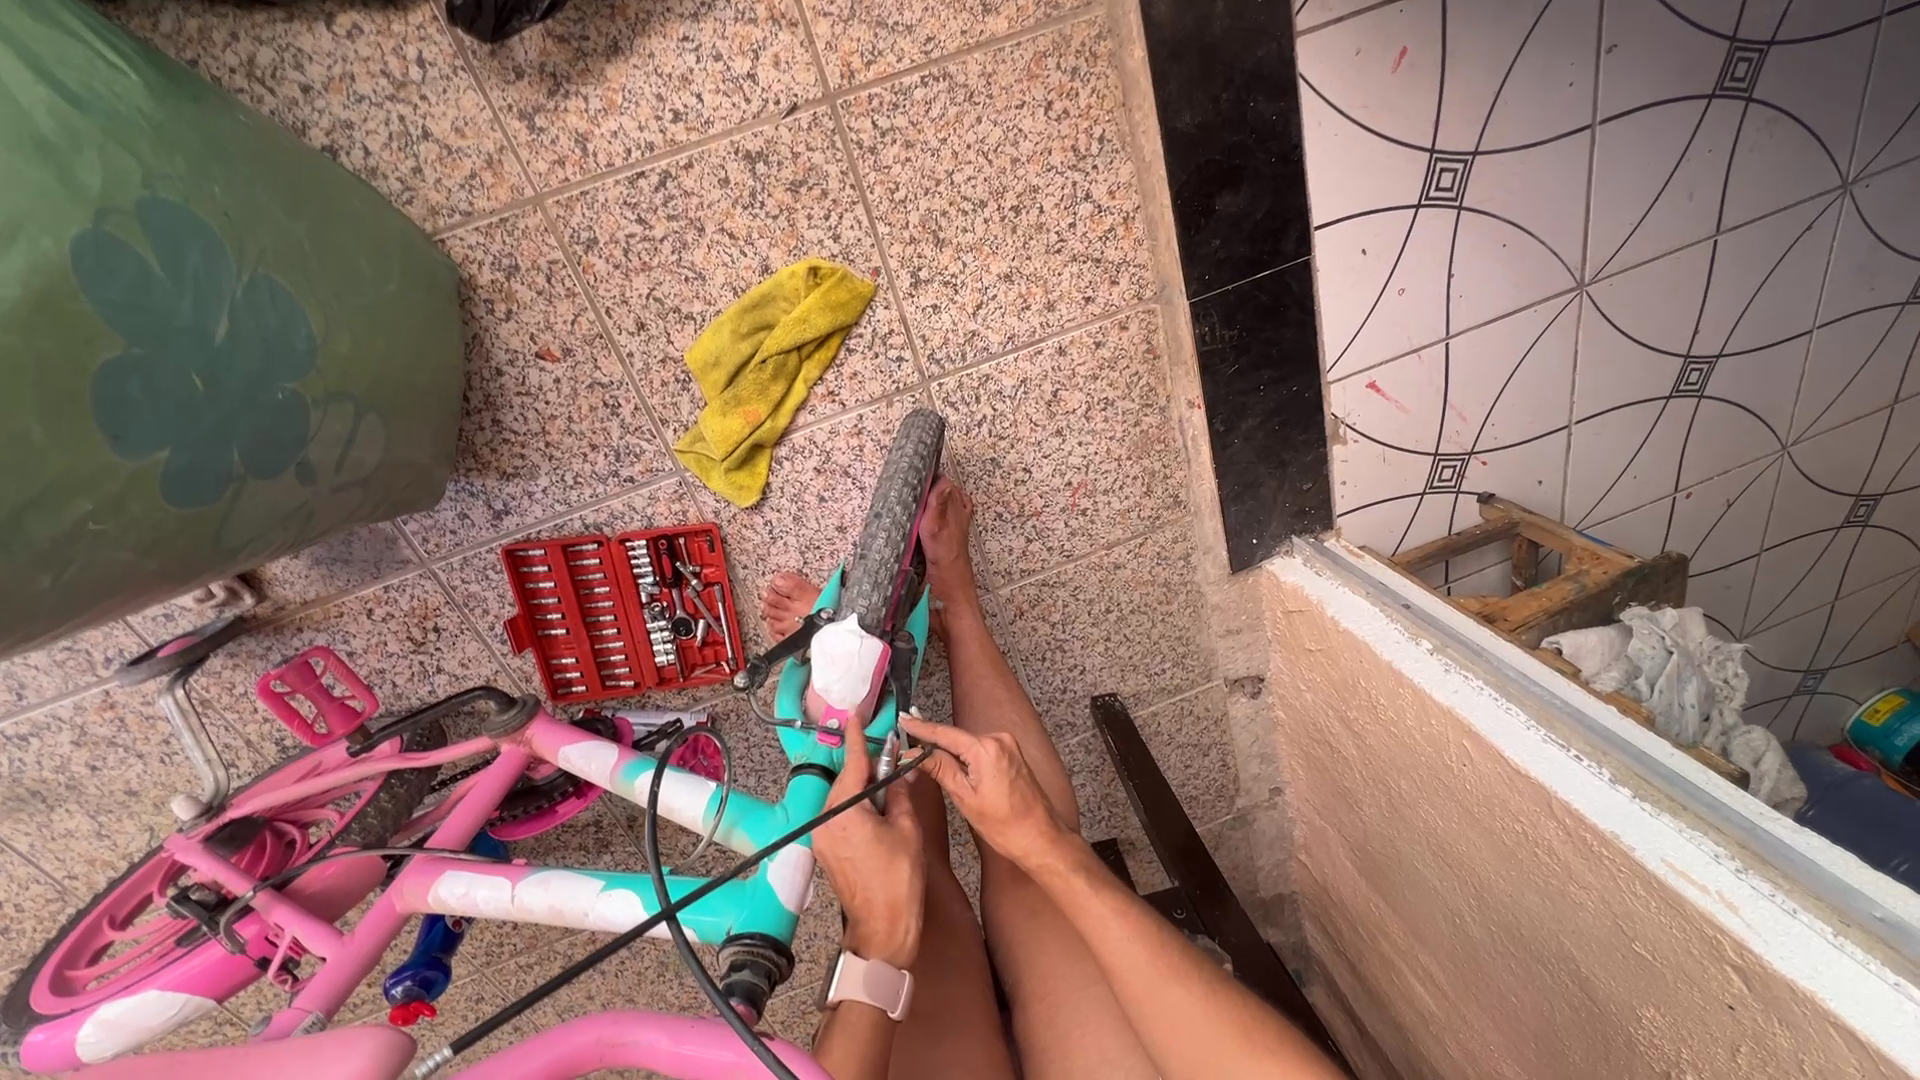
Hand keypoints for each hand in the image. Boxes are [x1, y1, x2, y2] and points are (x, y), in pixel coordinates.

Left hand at [811, 725, 924, 967]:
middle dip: (866, 767)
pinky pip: (840, 816)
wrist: (883, 929)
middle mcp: (826, 822)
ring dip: (862, 788)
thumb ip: (899, 794)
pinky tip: (876, 809)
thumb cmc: (898, 881)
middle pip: (846, 781)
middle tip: (888, 756)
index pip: (853, 764)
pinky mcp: (827, 851)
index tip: (855, 715)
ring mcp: (823, 838)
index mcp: (845, 812)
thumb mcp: (906, 828)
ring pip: (842, 799)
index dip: (857, 738)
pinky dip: (856, 807)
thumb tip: (900, 771)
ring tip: (887, 786)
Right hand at [898, 713, 1074, 869]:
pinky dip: (966, 756)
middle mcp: (999, 739)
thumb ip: (939, 768)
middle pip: (956, 737)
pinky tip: (955, 768)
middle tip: (908, 748)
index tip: (903, 719)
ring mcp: (1008, 745)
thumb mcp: (964, 797)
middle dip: (933, 743)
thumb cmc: (1006, 824)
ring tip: (929, 763)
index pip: (944, 733)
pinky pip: (981, 749)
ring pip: (968, 744)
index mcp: (986, 748)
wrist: (1040, 837)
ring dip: (950, 752)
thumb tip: (914, 755)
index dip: (920, 726)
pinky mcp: (1012, 753)